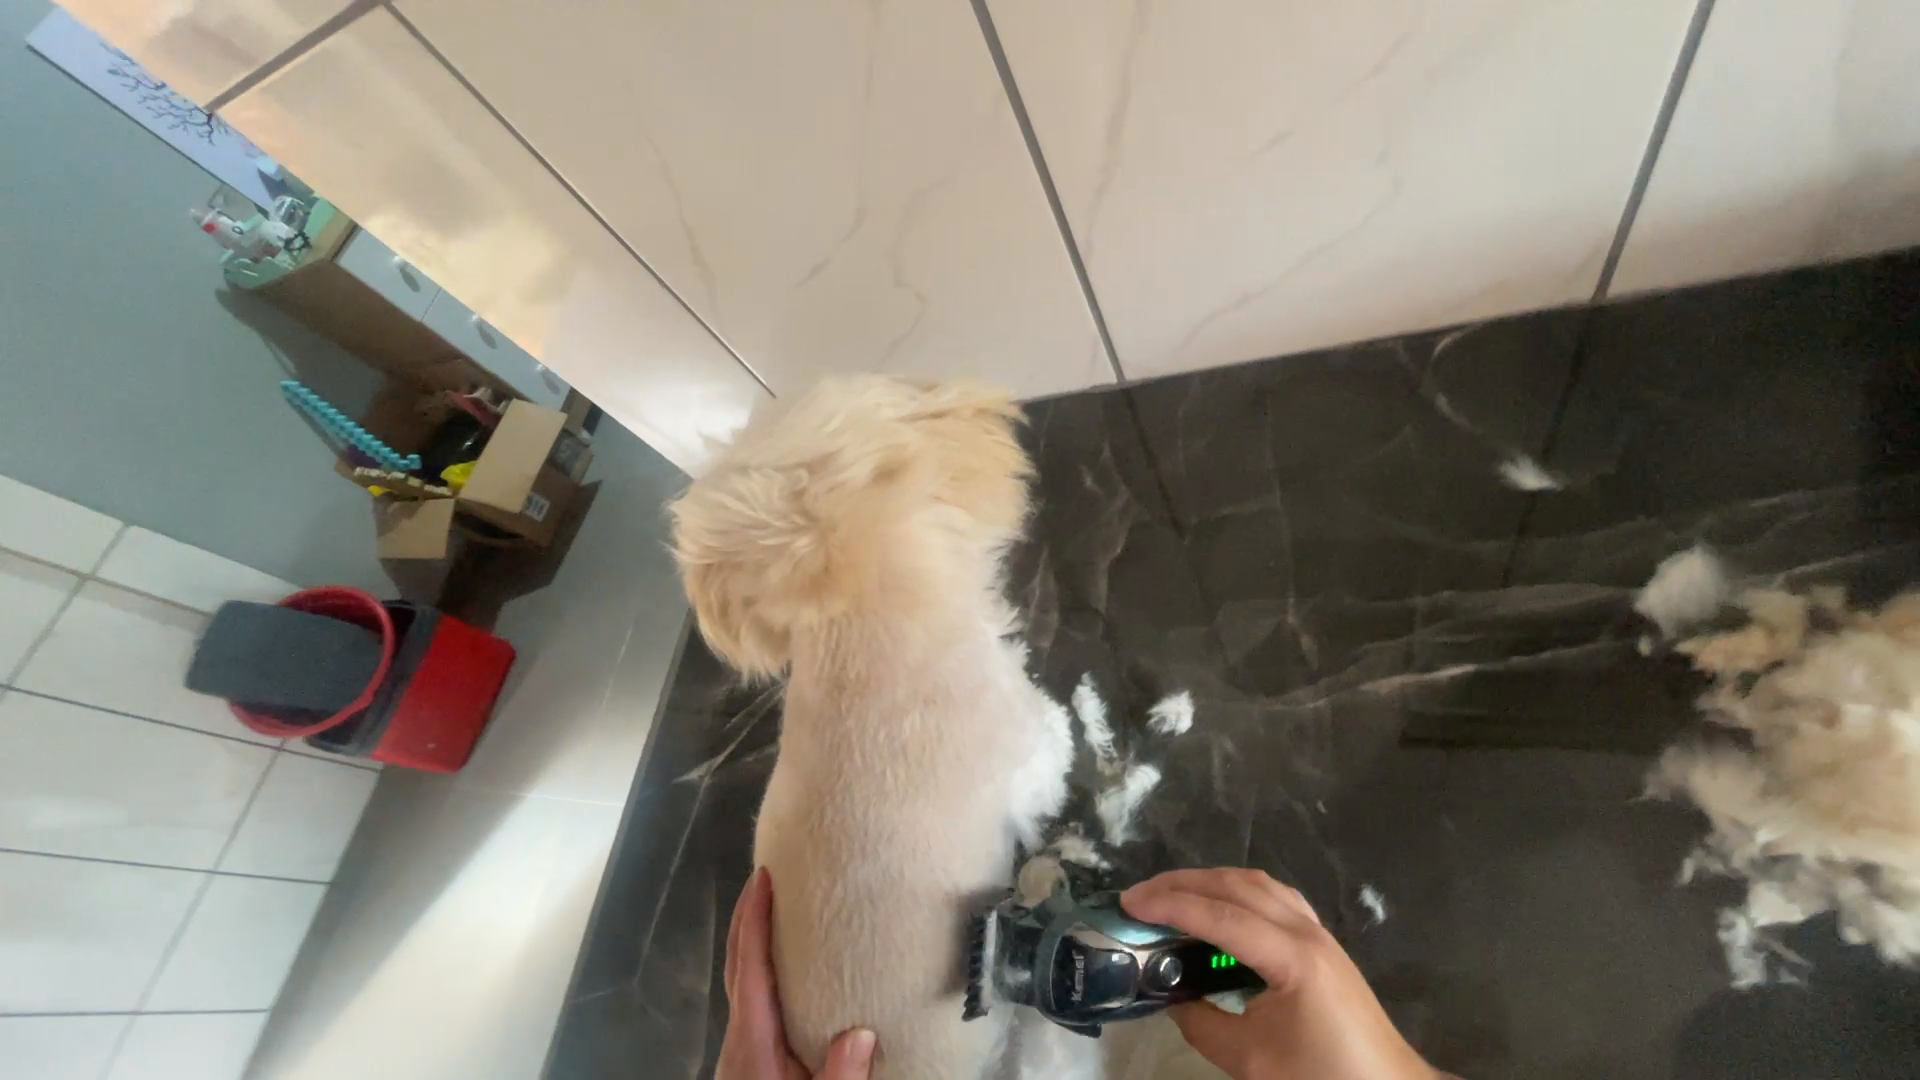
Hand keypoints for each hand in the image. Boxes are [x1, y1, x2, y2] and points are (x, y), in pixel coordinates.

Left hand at [717, 867, 876, 1079]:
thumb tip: (860, 1031)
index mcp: (755, 1042)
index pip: (750, 968)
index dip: (754, 920)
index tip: (764, 877)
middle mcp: (740, 1038)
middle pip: (735, 964)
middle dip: (746, 916)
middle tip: (767, 874)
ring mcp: (739, 1049)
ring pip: (738, 979)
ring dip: (750, 938)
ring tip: (776, 908)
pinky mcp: (746, 1058)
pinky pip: (748, 994)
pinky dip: (756, 963)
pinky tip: (781, 968)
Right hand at [1122, 869, 1437, 1079]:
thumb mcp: (1251, 1063)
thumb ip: (1201, 1024)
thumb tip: (1169, 996)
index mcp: (1292, 958)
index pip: (1219, 915)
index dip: (1169, 905)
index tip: (1129, 904)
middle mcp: (1305, 931)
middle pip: (1233, 885)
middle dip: (1180, 883)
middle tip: (1138, 895)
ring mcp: (1316, 930)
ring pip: (1253, 881)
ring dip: (1207, 880)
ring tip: (1169, 893)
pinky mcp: (1320, 939)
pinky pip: (1271, 894)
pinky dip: (1234, 889)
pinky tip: (1218, 903)